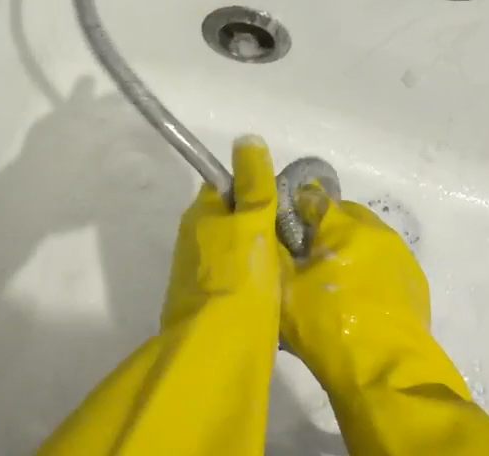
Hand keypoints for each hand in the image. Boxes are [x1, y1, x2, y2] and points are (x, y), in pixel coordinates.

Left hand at [160, 137, 286, 328]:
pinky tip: (276, 296)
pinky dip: (255, 285)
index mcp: (200, 215)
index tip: (282, 202)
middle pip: (232, 220)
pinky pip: (237, 284)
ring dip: (260, 257)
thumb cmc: (238, 278)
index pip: (226, 186)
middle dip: (260, 226)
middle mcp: (193, 240)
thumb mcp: (253, 224)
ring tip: (292, 267)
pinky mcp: (208, 307)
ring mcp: (198, 276)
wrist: (216, 350)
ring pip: (236, 254)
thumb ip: (254, 184)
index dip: (253, 189)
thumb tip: (247, 138)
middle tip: (295, 236)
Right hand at [280, 191, 453, 389]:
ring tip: (333, 284)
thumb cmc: (328, 325)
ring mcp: (400, 255)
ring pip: (366, 238)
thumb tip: (266, 228)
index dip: (292, 211)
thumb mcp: (284, 287)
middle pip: (342, 214)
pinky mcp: (415, 282)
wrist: (386, 375)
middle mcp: (375, 229)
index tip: (282, 233)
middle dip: (323, 229)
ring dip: (349, 249)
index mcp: (342, 223)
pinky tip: (359, 301)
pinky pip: (384, 263)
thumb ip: (273, 249)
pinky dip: (369, 271)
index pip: (310, 196)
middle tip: (306, 260)